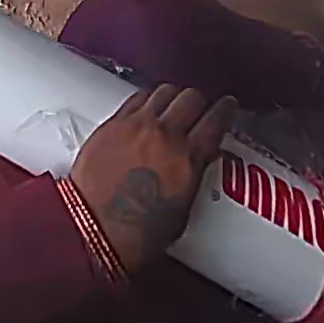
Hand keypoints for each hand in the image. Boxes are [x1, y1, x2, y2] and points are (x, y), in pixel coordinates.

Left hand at [71, 85, 236, 271]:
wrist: (93, 226)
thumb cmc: (139, 231)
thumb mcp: (183, 210)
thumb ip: (193, 176)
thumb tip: (198, 159)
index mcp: (187, 159)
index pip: (215, 122)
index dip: (226, 110)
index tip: (229, 105)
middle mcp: (164, 134)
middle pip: (191, 98)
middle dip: (200, 101)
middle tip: (201, 108)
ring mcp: (137, 123)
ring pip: (165, 91)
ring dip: (175, 96)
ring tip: (175, 104)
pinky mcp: (115, 120)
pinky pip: (139, 97)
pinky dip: (150, 98)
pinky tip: (151, 106)